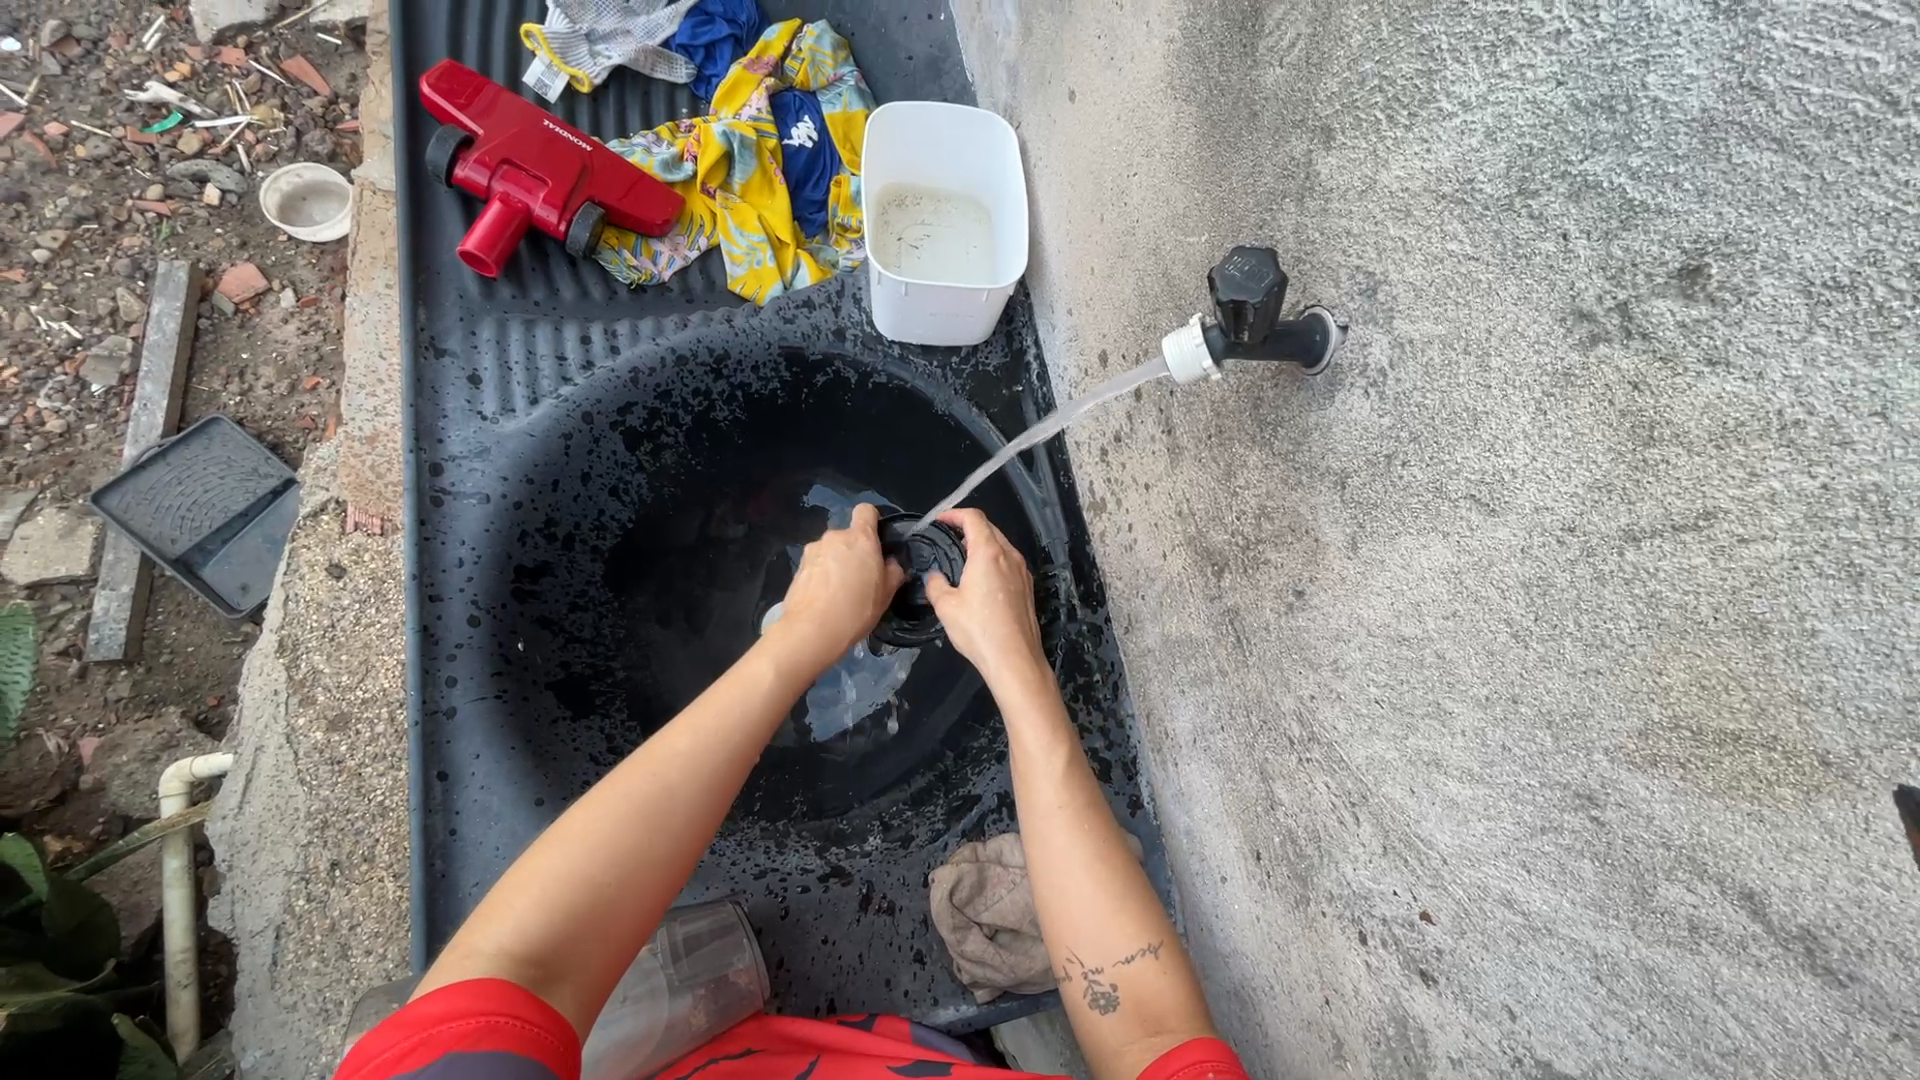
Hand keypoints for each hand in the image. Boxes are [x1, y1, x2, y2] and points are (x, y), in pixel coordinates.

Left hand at [770, 503, 906, 672]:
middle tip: (861, 578)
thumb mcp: (887, 593)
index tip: (876, 540)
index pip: (866, 510)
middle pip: (847, 536)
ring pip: (830, 551)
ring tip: (839, 591)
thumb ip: (893, 571)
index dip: (872, 521)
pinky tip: (824, 598)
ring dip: (836, 563)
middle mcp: (834, 537)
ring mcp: (812, 551)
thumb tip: (890, 563)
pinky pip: (816, 565)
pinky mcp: (797, 568)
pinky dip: (821, 575)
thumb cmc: (857, 608)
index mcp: (860, 538)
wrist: (812, 630)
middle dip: (854, 551)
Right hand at [924, 509, 1048, 689]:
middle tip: (948, 536)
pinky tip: (981, 577)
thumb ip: (936, 585)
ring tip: (962, 555)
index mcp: (988, 553)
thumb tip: (935, 577)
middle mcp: (1009, 555)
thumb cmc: (978, 629)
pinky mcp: (1027, 587)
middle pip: (990, 528)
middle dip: (968, 526)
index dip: (955, 514)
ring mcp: (1022, 571)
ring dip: (982, 543)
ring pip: (1002, 544)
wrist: (1014, 658)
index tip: (940, 520)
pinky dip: (993, 559)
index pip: (974, 518)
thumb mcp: (946, 606)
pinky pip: (1009, 562)